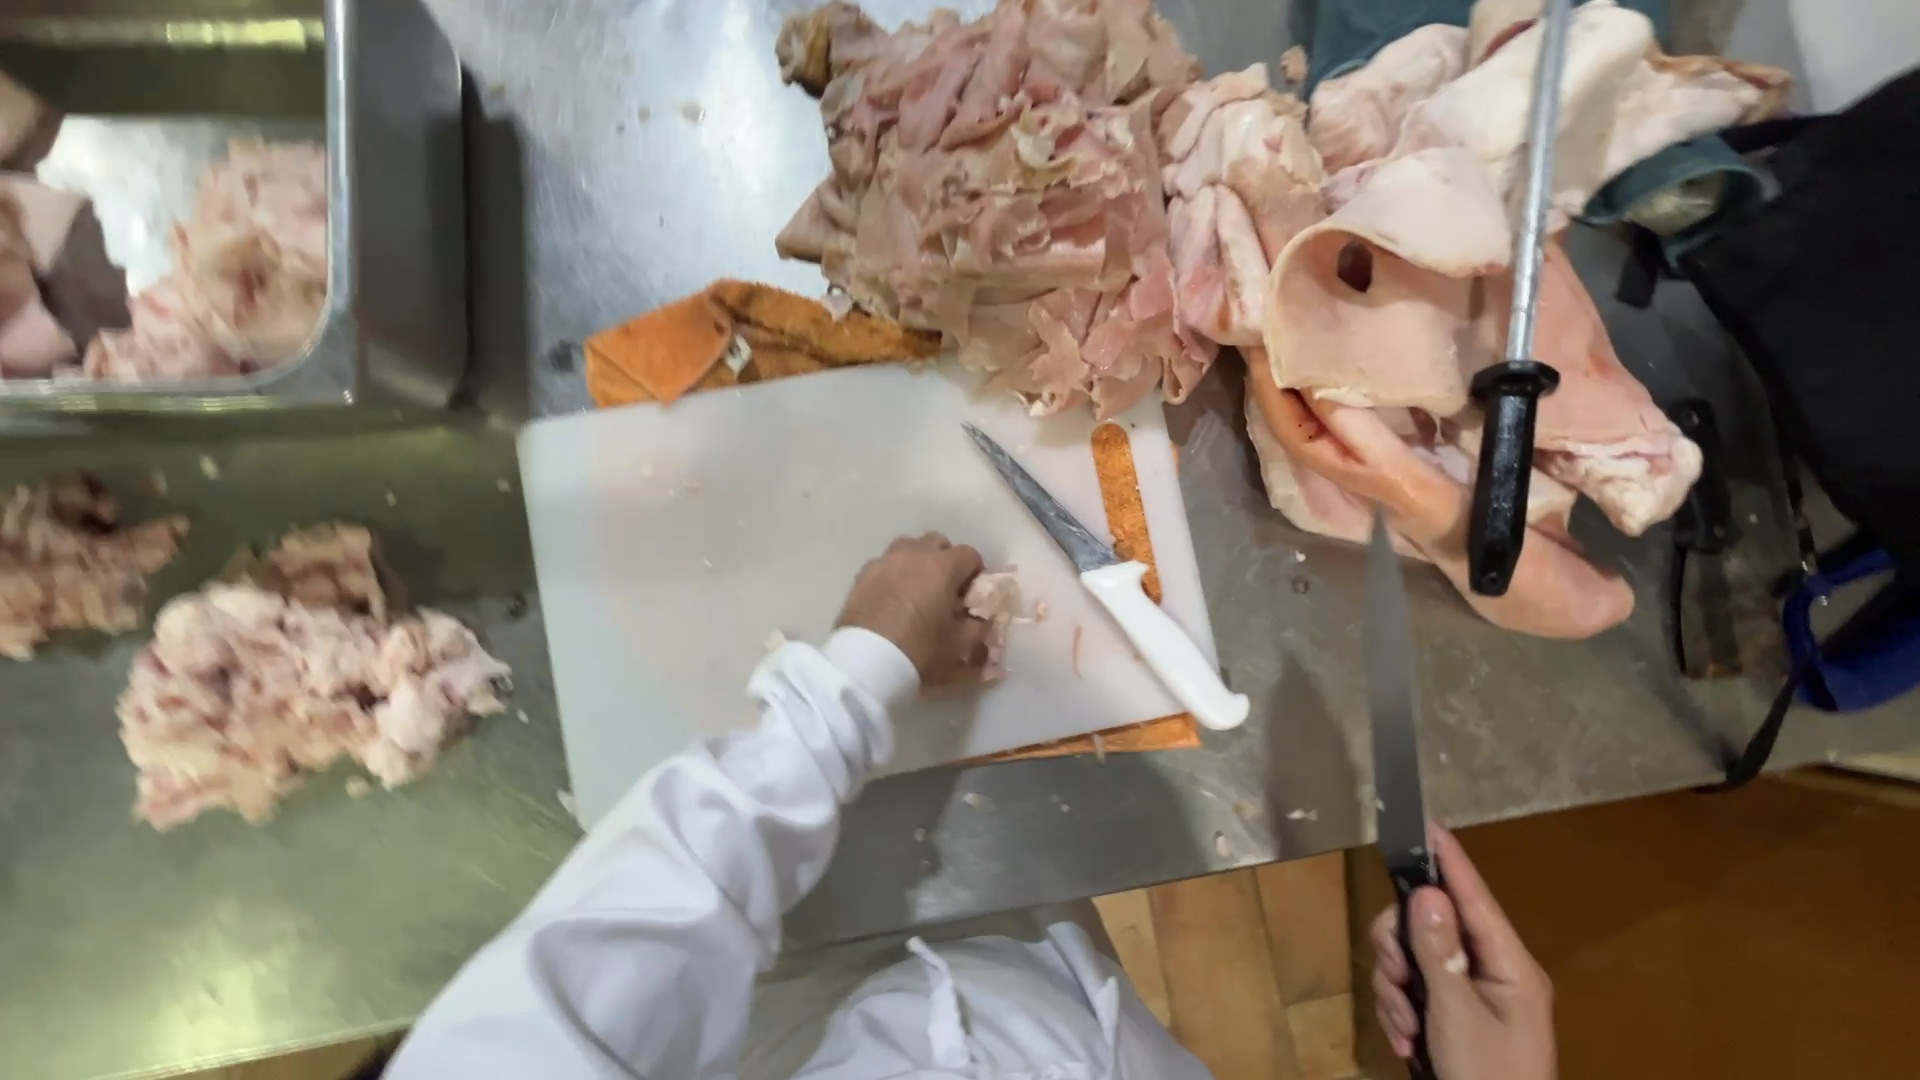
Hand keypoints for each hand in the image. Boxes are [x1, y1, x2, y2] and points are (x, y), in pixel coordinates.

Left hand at [836, 533, 988, 687]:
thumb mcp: (960, 645)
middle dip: (946, 560)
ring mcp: (885, 561)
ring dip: (918, 561)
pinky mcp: (863, 574)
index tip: (971, 595)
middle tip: (945, 589)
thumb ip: (977, 627)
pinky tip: (891, 598)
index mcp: (943, 566)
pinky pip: (885, 563)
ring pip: (908, 548)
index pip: (970, 555)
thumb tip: (980, 619)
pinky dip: (893, 574)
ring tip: (916, 589)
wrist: (866, 662)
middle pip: (938, 543)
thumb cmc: (920, 650)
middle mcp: (914, 554)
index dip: (975, 574)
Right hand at [1370, 826, 1555, 1079]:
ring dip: (1395, 987)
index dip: (1449, 858)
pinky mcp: (1449, 1008)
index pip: (1474, 897)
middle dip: (1399, 950)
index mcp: (1509, 967)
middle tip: (1395, 978)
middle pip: (1426, 923)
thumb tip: (1427, 892)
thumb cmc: (1488, 1076)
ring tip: (1405, 1027)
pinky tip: (1407, 1039)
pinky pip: (1408, 984)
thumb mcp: (1457, 1017)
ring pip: (1410, 954)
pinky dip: (1398, 1007)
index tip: (1426, 822)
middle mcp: (1490, 969)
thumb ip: (1439, 953)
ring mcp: (1470, 989)